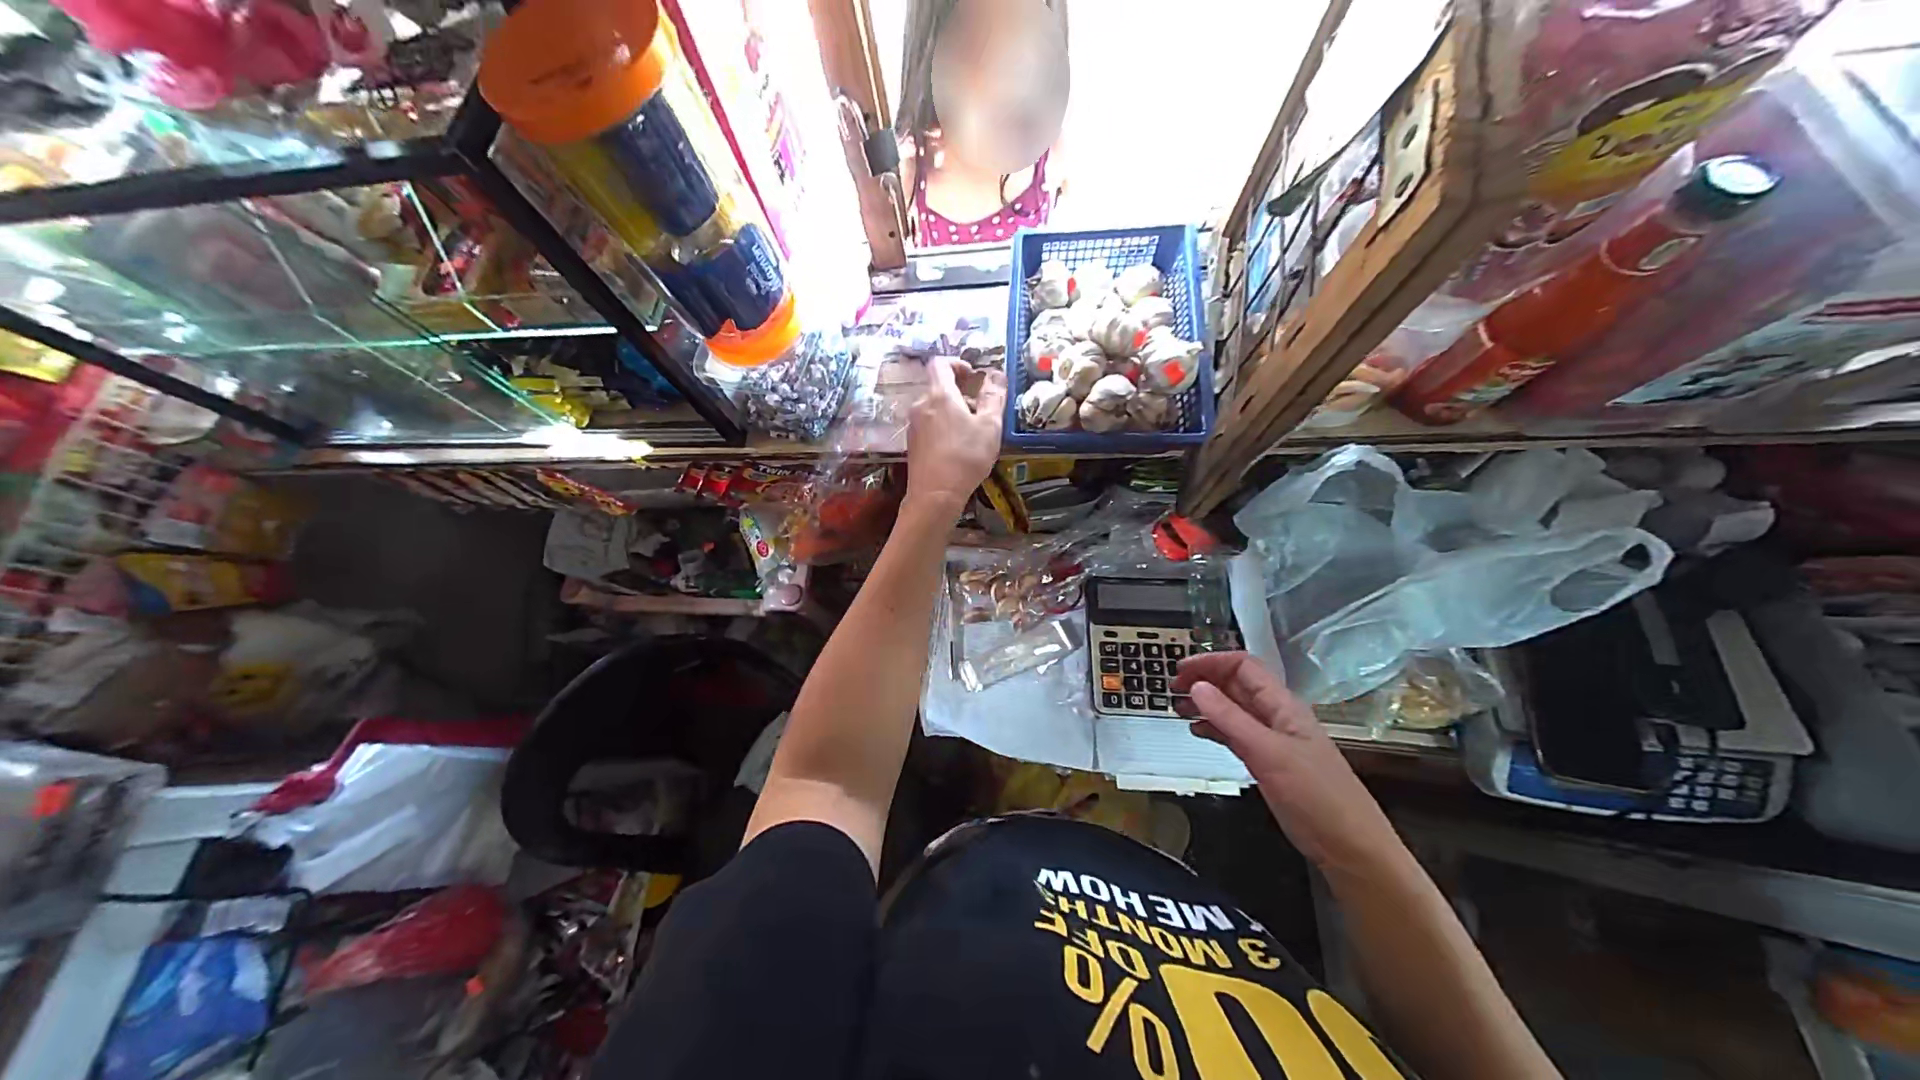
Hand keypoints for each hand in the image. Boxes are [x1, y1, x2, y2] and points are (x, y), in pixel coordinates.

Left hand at [905, 357, 1004, 515]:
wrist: (935, 495)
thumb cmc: (966, 457)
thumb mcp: (989, 426)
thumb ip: (993, 396)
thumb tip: (996, 374)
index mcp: (939, 394)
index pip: (940, 363)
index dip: (957, 363)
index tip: (972, 375)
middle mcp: (921, 404)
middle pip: (938, 386)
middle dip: (959, 392)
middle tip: (979, 408)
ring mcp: (913, 425)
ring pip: (934, 407)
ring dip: (952, 411)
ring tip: (971, 430)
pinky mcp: (912, 443)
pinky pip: (929, 424)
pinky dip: (943, 426)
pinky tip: (957, 446)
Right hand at [1173, 651, 1404, 875]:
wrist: (1351, 849)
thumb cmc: (1318, 798)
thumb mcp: (1269, 753)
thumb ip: (1231, 719)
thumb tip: (1198, 686)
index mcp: (1283, 707)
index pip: (1244, 666)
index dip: (1211, 661)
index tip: (1181, 670)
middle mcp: (1278, 718)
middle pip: (1238, 685)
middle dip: (1205, 680)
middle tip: (1173, 688)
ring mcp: (1274, 741)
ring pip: (1234, 710)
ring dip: (1206, 703)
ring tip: (1178, 707)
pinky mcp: (1269, 764)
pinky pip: (1236, 735)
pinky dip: (1215, 728)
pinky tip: (1199, 731)